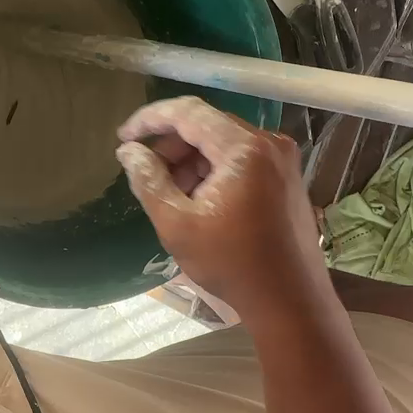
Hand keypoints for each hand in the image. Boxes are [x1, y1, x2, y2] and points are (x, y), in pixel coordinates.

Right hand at [116, 96, 323, 311]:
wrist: (289, 299)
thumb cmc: (230, 263)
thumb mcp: (176, 223)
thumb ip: (149, 180)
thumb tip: (129, 151)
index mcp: (243, 148)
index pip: (188, 112)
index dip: (150, 119)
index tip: (123, 137)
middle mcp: (268, 143)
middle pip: (207, 126)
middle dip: (170, 146)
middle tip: (145, 174)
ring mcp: (281, 160)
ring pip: (222, 143)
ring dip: (190, 161)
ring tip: (170, 195)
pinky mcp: (285, 177)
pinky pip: (240, 160)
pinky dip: (212, 171)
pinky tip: (196, 201)